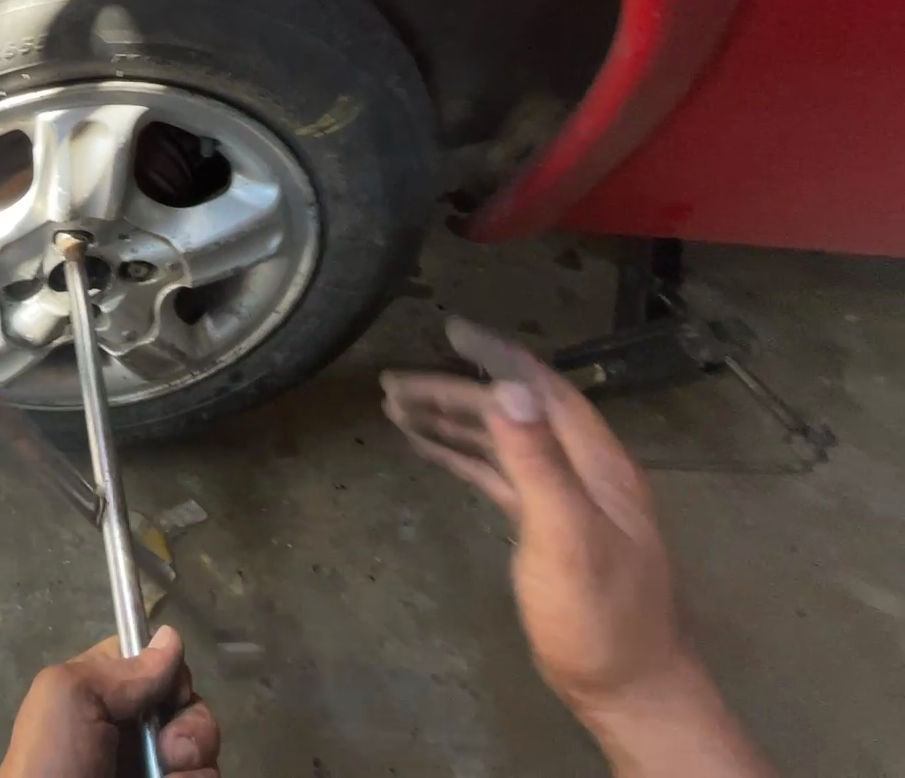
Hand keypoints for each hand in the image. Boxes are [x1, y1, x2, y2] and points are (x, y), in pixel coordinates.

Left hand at [0, 625, 219, 777]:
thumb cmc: (53, 761)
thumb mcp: (70, 696)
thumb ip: (123, 670)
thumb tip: (172, 636)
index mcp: (103, 690)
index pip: (155, 660)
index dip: (168, 672)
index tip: (165, 690)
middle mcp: (132, 725)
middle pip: (189, 705)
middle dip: (191, 726)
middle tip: (168, 749)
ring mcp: (151, 765)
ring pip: (203, 750)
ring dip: (193, 763)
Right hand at [382, 319, 771, 777]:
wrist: (627, 688)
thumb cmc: (599, 614)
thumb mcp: (566, 533)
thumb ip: (537, 460)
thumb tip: (506, 389)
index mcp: (594, 463)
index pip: (543, 389)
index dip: (498, 355)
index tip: (451, 331)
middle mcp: (578, 469)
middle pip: (509, 412)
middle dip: (451, 391)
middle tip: (393, 382)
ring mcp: (559, 496)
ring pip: (496, 439)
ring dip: (448, 419)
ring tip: (394, 406)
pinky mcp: (539, 521)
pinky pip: (491, 470)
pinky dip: (456, 452)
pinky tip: (425, 446)